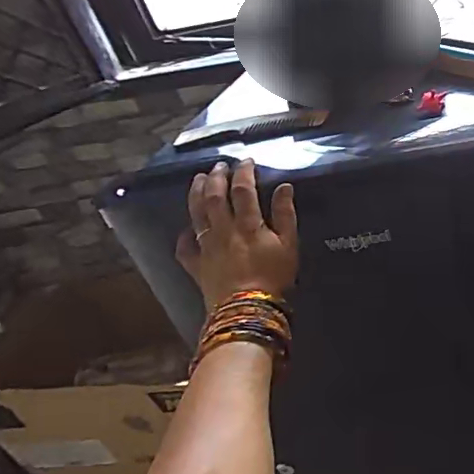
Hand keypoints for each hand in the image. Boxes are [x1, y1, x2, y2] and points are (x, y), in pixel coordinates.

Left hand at [175, 159, 297, 309]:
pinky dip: (185, 235)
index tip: (246, 161)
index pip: (243, 189)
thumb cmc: (274, 278)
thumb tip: (283, 187)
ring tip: (198, 180)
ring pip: (196, 214)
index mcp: (248, 223)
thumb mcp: (289, 245)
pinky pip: (185, 247)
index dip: (244, 172)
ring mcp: (206, 247)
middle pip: (214, 196)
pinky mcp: (197, 265)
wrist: (248, 312)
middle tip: (219, 166)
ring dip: (196, 193)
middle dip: (216, 177)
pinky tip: (188, 228)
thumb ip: (285, 214)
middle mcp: (223, 230)